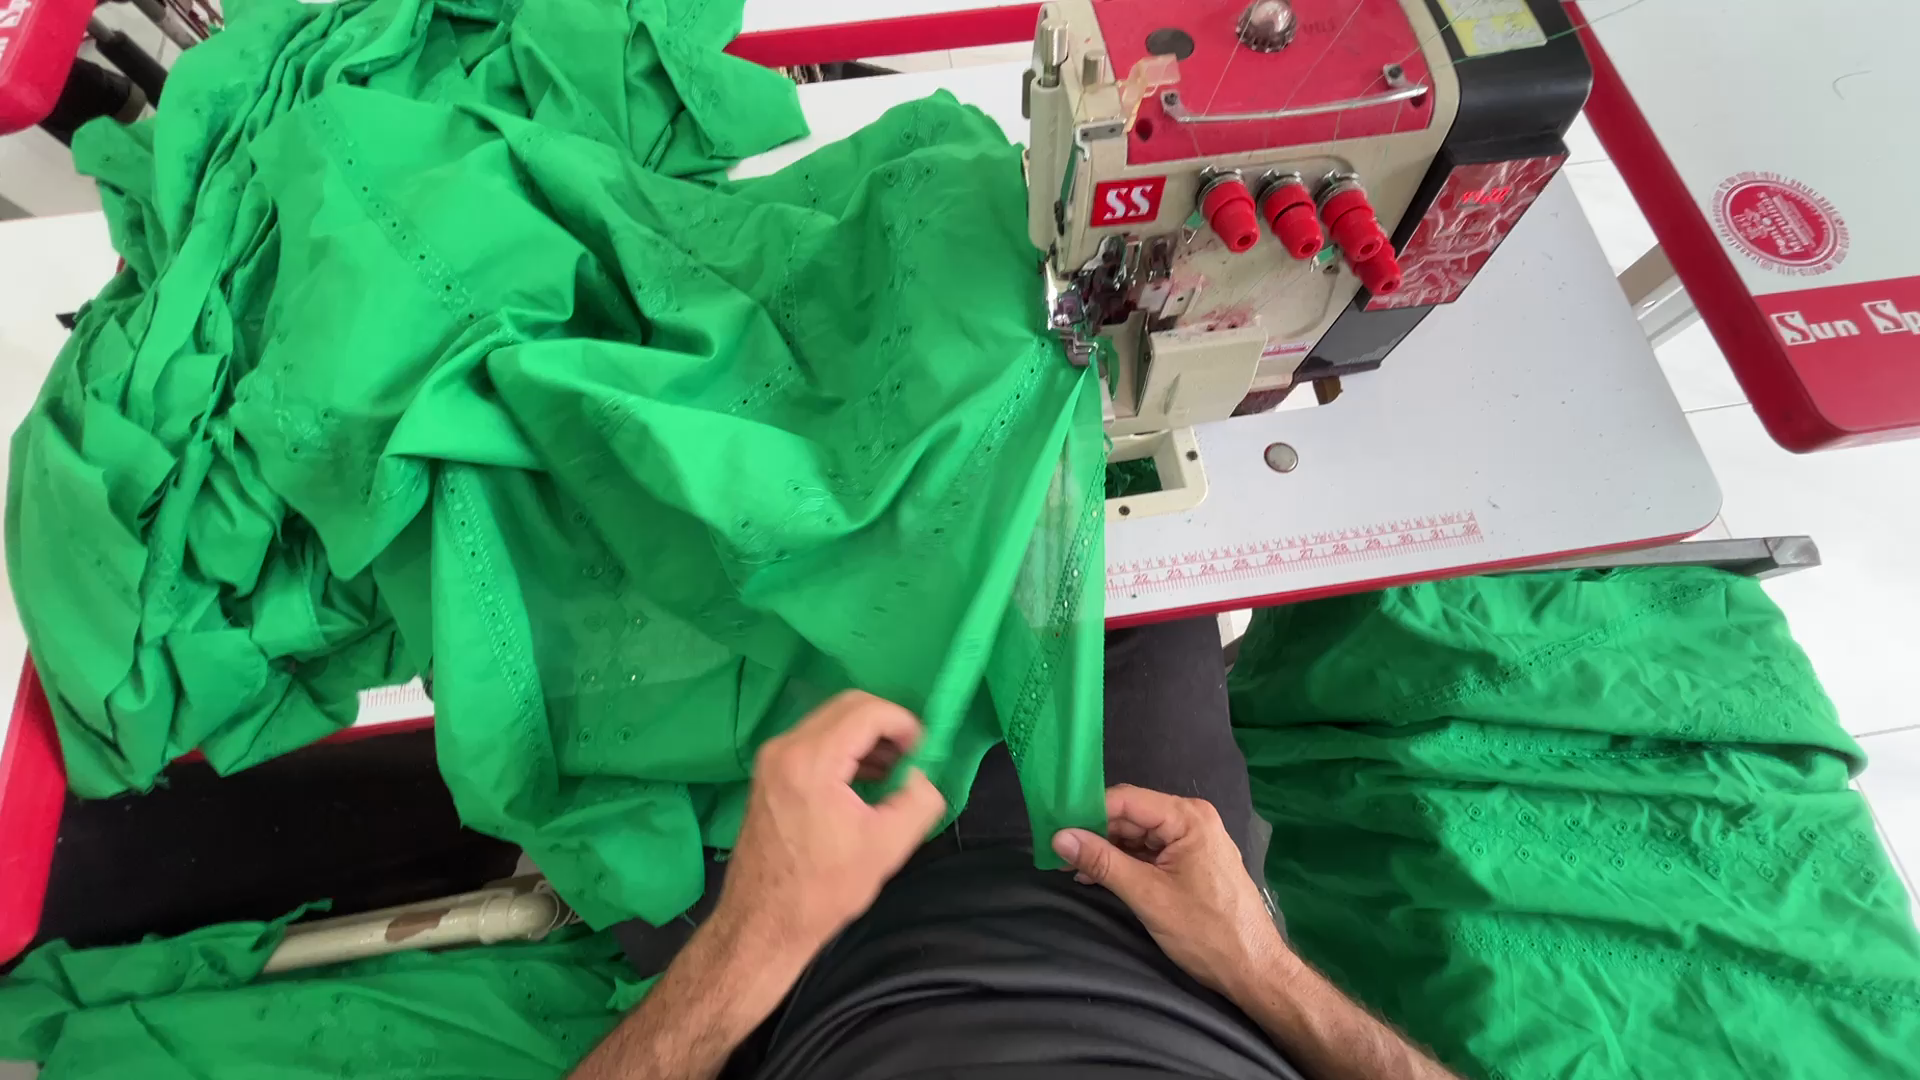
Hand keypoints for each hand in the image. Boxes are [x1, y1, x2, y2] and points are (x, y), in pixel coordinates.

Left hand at [713, 691, 948, 966]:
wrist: (761, 924)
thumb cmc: (823, 889)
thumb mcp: (887, 847)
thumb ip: (919, 800)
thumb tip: (923, 775)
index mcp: (812, 761)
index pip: (867, 712)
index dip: (903, 723)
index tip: (923, 750)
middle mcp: (786, 747)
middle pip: (847, 706)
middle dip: (886, 724)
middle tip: (911, 755)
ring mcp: (773, 757)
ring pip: (831, 719)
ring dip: (867, 735)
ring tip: (894, 770)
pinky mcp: (769, 770)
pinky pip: (816, 737)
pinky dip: (845, 746)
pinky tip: (865, 779)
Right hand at [1052, 784, 1288, 997]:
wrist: (1257, 974)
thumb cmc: (1207, 933)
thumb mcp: (1148, 896)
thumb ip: (1102, 862)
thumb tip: (1059, 837)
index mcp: (1187, 817)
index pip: (1126, 799)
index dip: (1088, 811)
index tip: (1054, 825)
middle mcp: (1190, 818)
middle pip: (1129, 816)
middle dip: (1094, 833)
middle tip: (1056, 850)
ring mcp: (1191, 839)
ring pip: (1135, 834)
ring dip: (1105, 850)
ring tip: (1068, 866)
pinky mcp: (1189, 859)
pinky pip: (1148, 851)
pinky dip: (1123, 862)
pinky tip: (1096, 875)